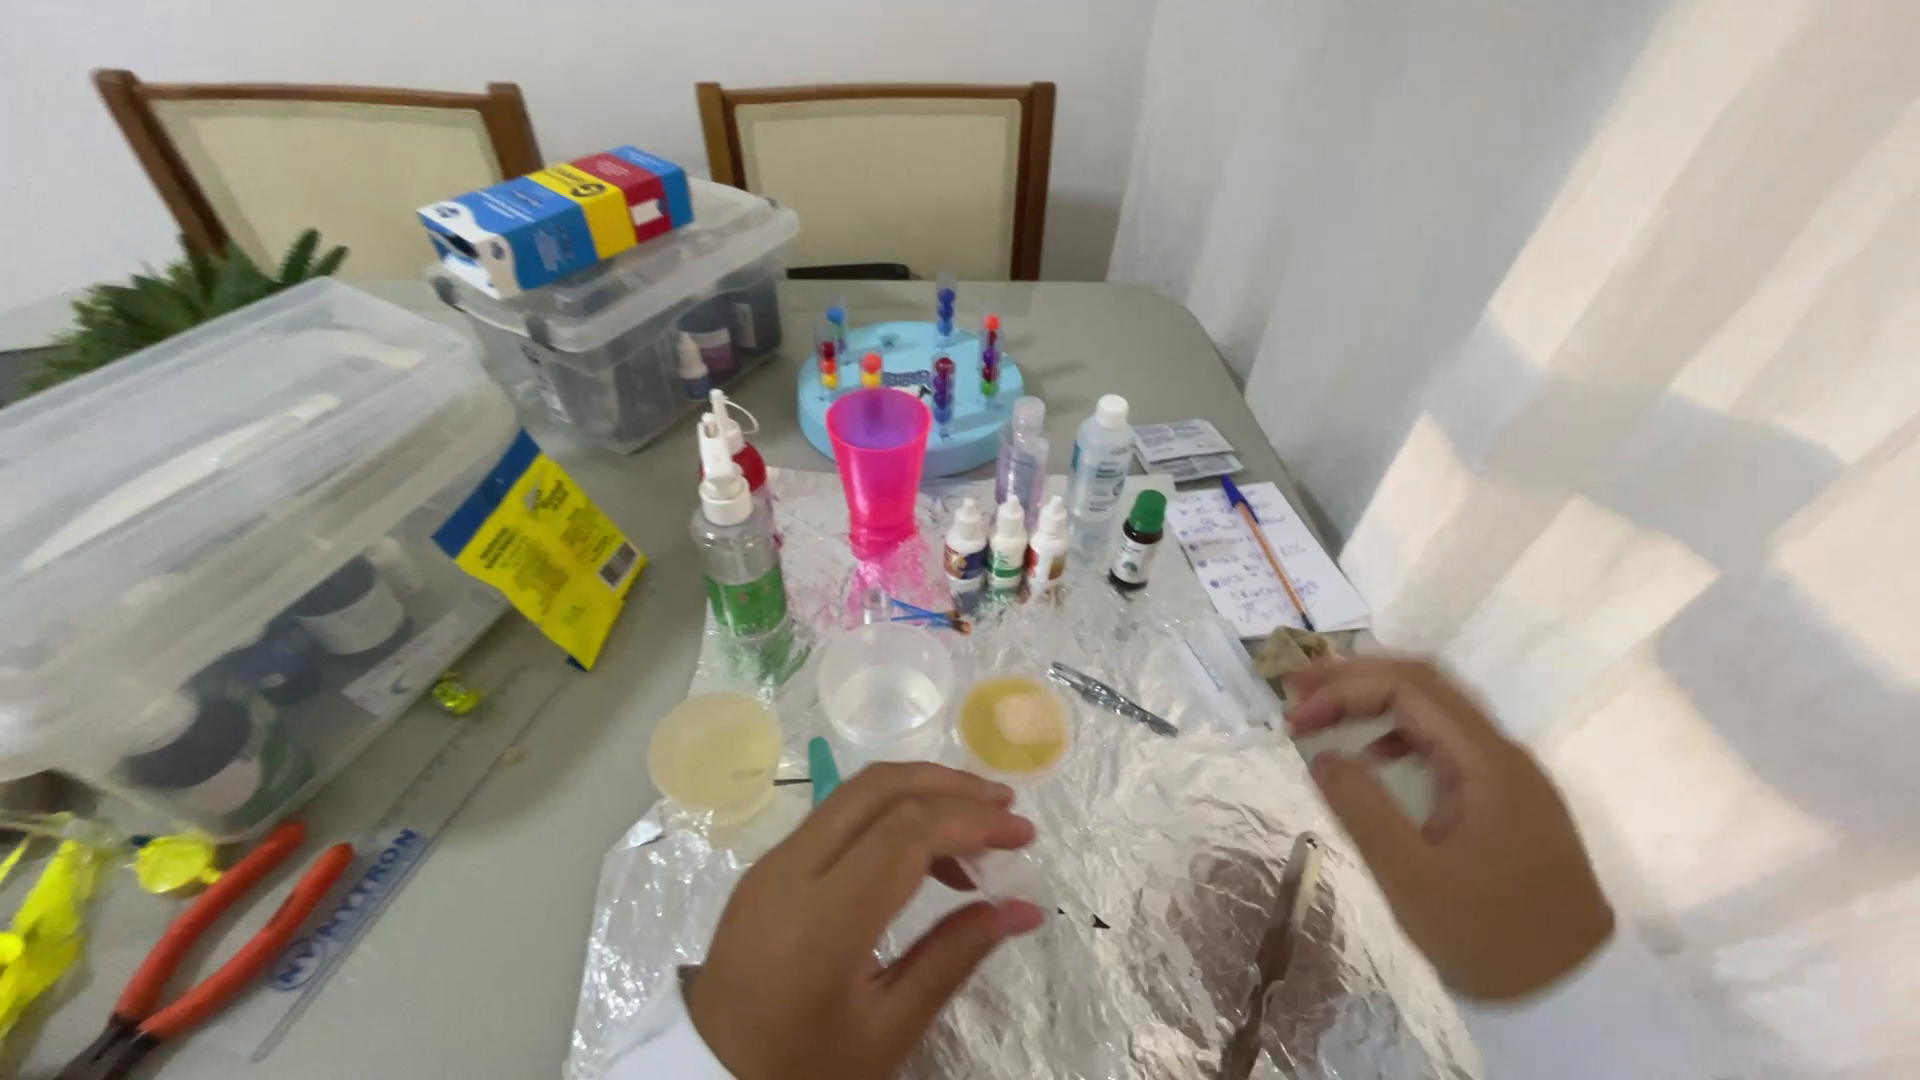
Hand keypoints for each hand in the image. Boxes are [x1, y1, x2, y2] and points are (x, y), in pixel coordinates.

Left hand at [687, 762, 1046, 1079]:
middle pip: (879, 787)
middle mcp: (790, 871)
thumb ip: (956, 956)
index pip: (906, 834)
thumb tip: (1025, 908)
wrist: (707, 1078)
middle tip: (1004, 809)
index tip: (1022, 834)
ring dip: (922, 792)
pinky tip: (922, 854)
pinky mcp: (768, 863)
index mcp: (821, 923)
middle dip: (951, 785)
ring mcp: (772, 861)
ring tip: (974, 834)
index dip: (971, 821)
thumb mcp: (889, 1031)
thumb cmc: (804, 1070)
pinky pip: (838, 814)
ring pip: (856, 790)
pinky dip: (890, 814)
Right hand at [1286, 658, 1614, 1001]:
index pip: (1407, 688)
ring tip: (1322, 711)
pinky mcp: (1503, 798)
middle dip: (1354, 677)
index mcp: (1487, 763)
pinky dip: (1396, 732)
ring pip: (1434, 708)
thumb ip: (1360, 807)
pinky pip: (1443, 741)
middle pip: (1423, 684)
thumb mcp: (1410, 879)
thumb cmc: (1489, 938)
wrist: (1576, 995)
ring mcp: (1507, 775)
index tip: (1294, 719)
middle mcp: (1502, 754)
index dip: (1343, 690)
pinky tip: (1369, 755)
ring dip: (1374, 699)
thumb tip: (1320, 753)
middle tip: (1297, 689)